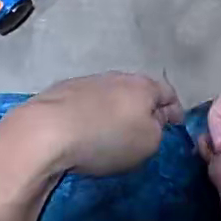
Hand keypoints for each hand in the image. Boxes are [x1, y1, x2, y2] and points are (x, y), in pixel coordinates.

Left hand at [0, 72, 184, 176]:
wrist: (46, 132)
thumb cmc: (107, 138)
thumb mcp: (149, 143)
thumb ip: (159, 128)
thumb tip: (153, 120)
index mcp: (143, 85)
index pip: (169, 93)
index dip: (175, 110)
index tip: (175, 126)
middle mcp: (116, 76)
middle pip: (137, 91)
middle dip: (143, 108)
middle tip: (145, 129)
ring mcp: (86, 82)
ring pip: (110, 95)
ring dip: (115, 110)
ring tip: (112, 132)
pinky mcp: (60, 92)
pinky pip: (85, 103)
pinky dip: (91, 114)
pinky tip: (85, 131)